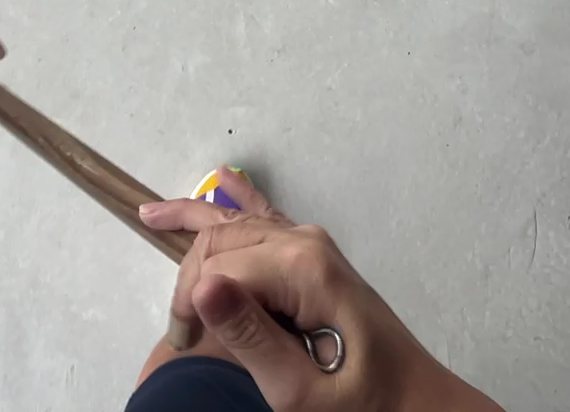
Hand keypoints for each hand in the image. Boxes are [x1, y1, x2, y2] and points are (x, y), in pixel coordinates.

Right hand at [141, 178, 502, 411]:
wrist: (417, 405)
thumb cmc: (361, 407)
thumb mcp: (299, 393)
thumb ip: (250, 336)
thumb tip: (202, 283)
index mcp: (302, 268)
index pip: (217, 266)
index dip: (187, 304)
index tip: (184, 349)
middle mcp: (304, 240)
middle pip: (223, 237)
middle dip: (189, 276)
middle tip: (180, 335)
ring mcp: (311, 242)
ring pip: (238, 221)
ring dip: (197, 225)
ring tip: (152, 215)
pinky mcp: (314, 253)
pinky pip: (266, 217)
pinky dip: (238, 199)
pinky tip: (221, 180)